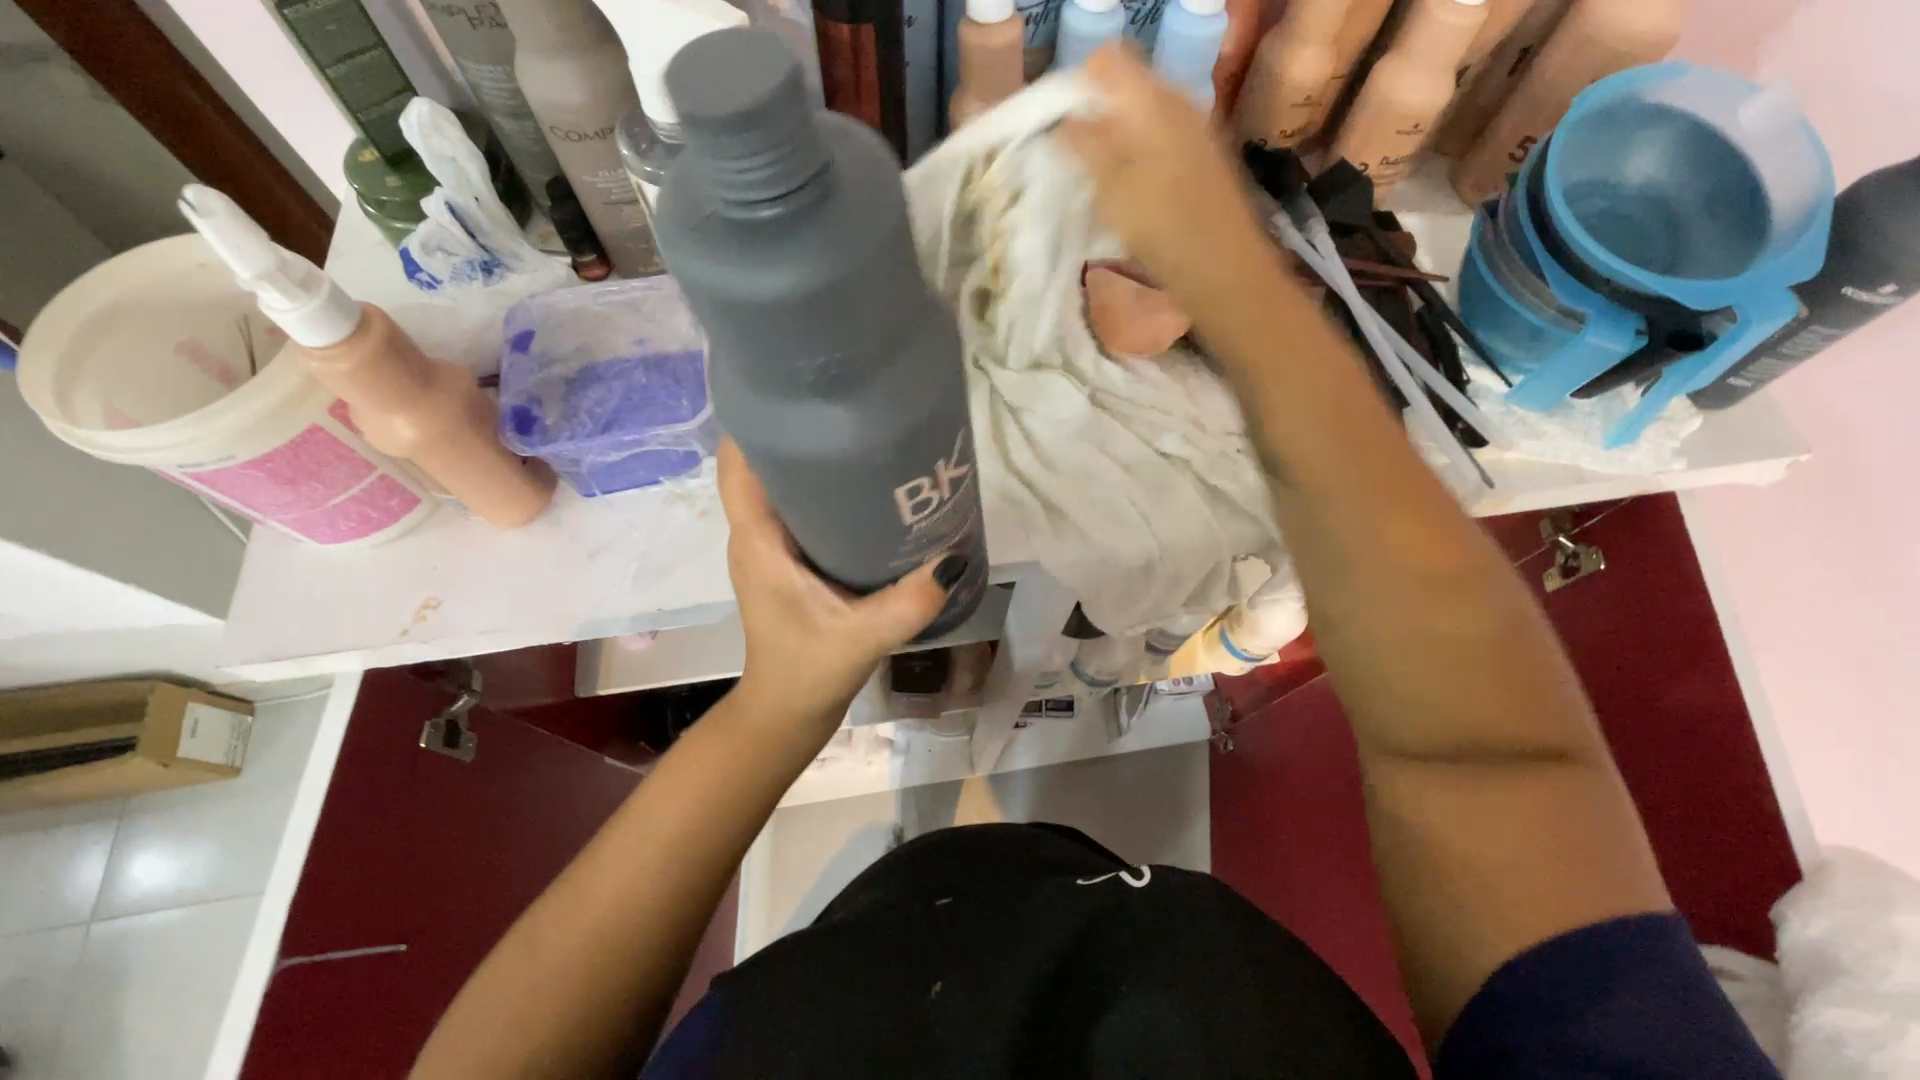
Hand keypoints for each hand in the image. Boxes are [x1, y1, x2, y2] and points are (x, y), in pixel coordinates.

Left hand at [718, 440, 961, 737]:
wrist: (787, 712)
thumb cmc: (808, 672)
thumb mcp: (860, 638)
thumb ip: (906, 603)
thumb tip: (953, 558)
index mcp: (757, 540)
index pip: (738, 463)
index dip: (760, 420)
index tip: (804, 392)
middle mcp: (757, 535)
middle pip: (767, 464)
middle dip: (804, 434)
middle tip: (860, 413)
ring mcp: (771, 548)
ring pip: (786, 487)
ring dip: (818, 464)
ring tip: (871, 441)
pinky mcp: (789, 562)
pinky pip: (802, 511)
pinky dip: (828, 495)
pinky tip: (872, 494)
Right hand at [1057, 44, 1275, 308]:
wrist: (1224, 270)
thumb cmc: (1162, 228)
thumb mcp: (1109, 186)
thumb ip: (1080, 144)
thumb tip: (1060, 120)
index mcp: (1153, 99)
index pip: (1106, 62)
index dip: (1076, 87)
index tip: (1054, 125)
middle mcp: (1178, 104)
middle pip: (1124, 90)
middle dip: (1093, 117)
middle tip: (1067, 157)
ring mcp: (1196, 132)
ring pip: (1141, 119)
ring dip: (1113, 142)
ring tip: (1092, 181)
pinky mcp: (1203, 161)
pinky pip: (1159, 143)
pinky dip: (1136, 159)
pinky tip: (1125, 196)